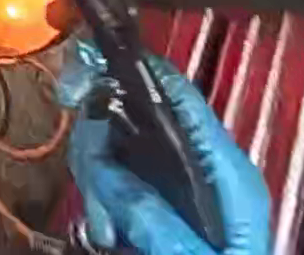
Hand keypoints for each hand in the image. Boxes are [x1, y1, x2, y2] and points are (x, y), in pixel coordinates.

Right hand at [59, 40, 270, 254]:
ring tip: (107, 230)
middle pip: (132, 110)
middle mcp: (198, 160)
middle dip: (100, 141)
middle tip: (91, 179)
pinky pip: (114, 173)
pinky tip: (108, 232)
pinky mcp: (156, 198)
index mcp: (224, 169)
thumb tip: (110, 174)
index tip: (79, 80)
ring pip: (115, 140)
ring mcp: (176, 178)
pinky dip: (101, 196)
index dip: (129, 71)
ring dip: (97, 178)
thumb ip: (158, 223)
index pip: (175, 90)